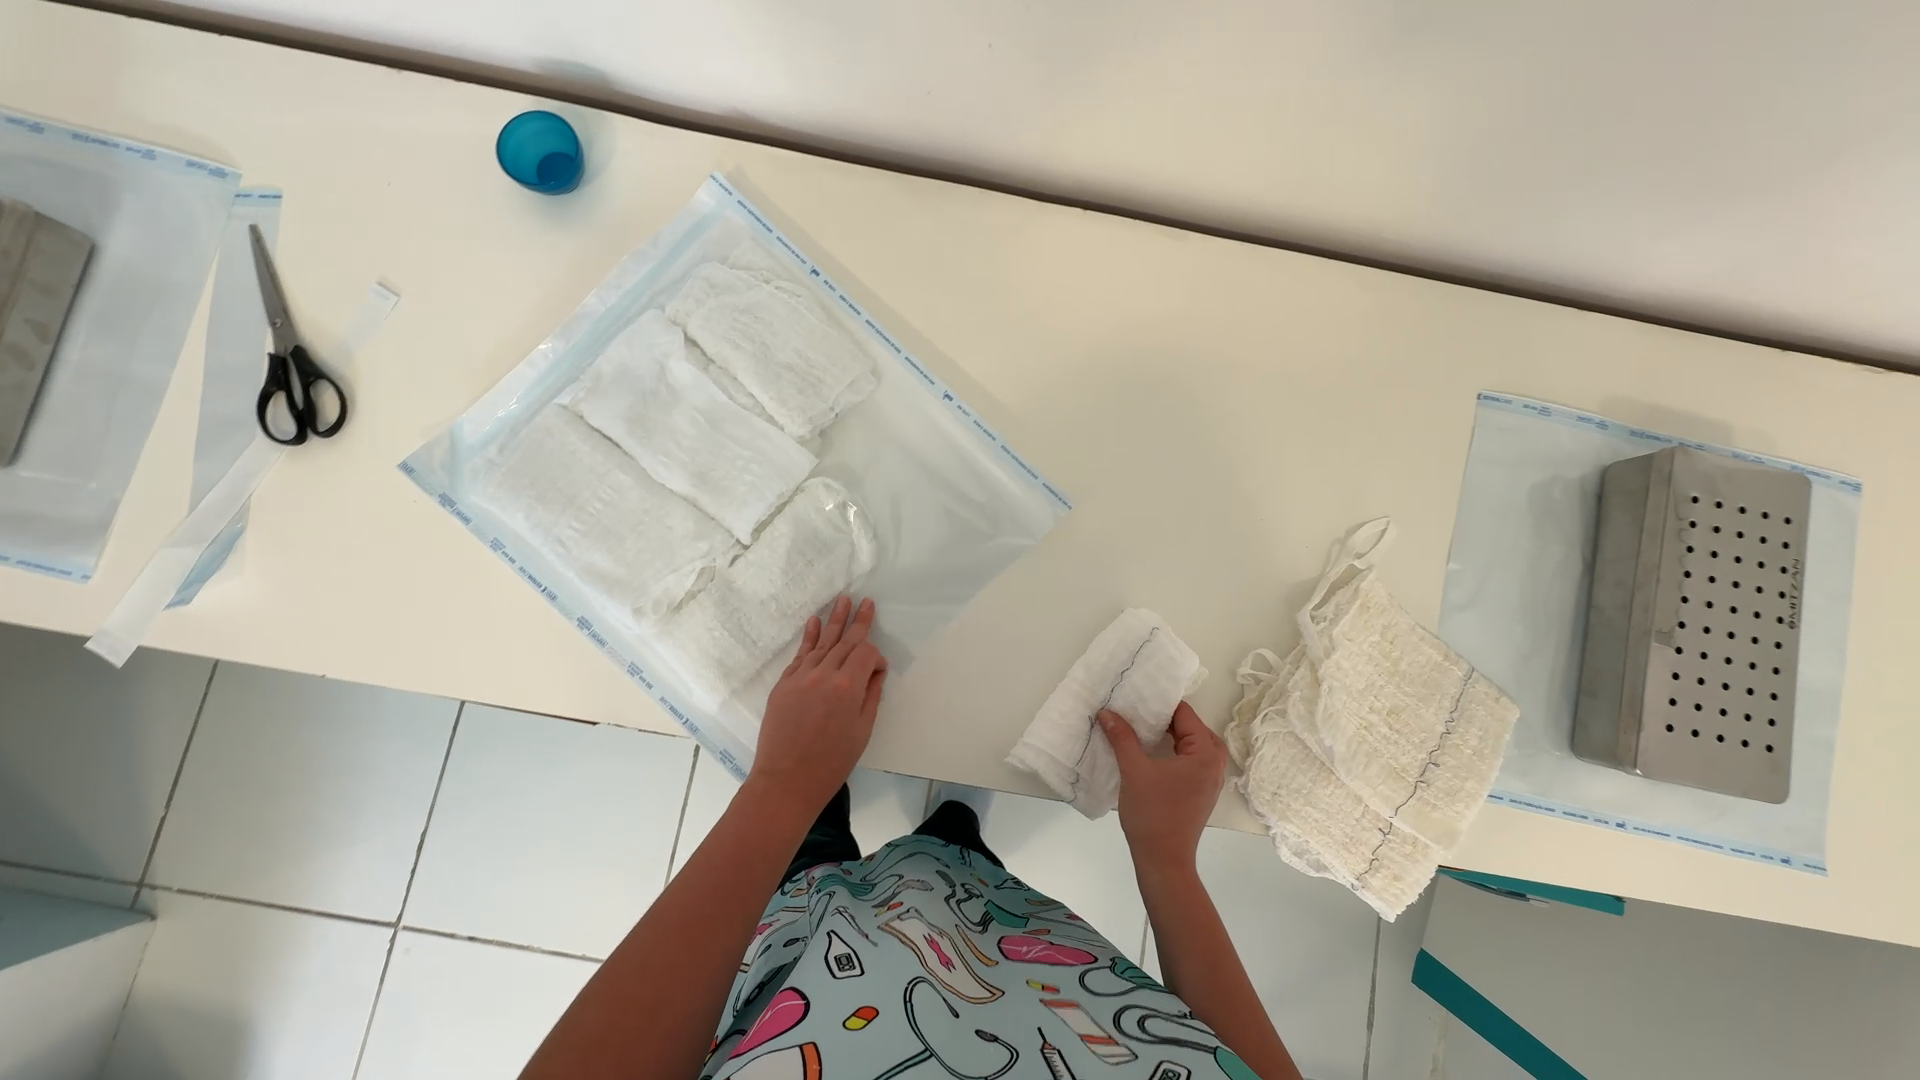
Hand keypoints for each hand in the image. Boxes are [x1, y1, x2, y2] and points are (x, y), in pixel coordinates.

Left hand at [746, 597, 888, 814]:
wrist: (786, 781)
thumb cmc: (831, 763)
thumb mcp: (861, 731)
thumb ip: (870, 696)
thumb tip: (875, 673)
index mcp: (847, 687)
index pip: (865, 655)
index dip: (876, 659)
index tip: (879, 673)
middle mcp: (823, 675)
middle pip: (844, 641)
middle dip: (858, 621)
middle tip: (866, 601)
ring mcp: (800, 677)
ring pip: (821, 643)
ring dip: (833, 621)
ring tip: (842, 600)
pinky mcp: (783, 684)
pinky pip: (800, 655)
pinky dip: (808, 638)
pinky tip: (814, 622)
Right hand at [1100, 702, 1227, 876]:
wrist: (1163, 860)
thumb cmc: (1152, 813)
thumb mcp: (1134, 770)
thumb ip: (1122, 737)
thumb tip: (1106, 712)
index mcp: (1205, 753)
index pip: (1185, 715)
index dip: (1161, 704)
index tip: (1138, 695)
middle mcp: (1215, 764)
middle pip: (1193, 728)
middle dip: (1168, 718)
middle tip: (1140, 710)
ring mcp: (1211, 781)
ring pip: (1194, 745)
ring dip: (1173, 735)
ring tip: (1145, 728)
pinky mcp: (1202, 793)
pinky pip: (1193, 761)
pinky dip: (1177, 751)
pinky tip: (1154, 752)